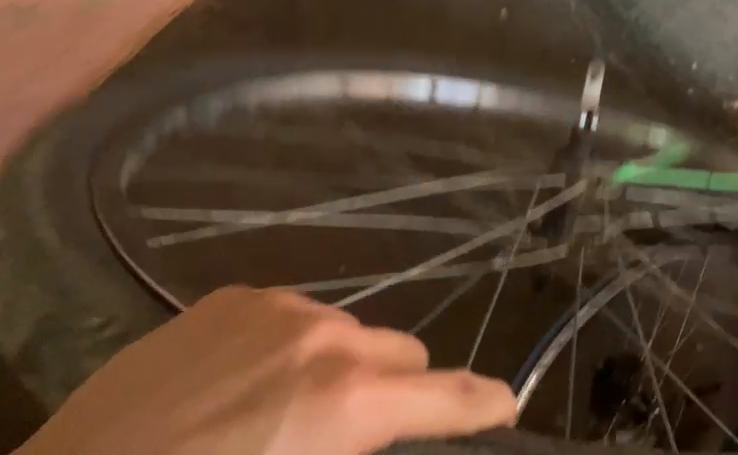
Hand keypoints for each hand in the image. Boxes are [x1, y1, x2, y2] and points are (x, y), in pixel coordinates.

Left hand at [17, 286, 517, 454]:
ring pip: (350, 332)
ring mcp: (280, 308)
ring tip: (284, 410)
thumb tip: (373, 429)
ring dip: (342, 366)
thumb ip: (357, 444)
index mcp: (350, 402)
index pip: (449, 395)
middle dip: (398, 390)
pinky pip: (295, 316)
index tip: (504, 405)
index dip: (484, 403)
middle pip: (406, 352)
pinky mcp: (233, 297)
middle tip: (355, 431)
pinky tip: (241, 384)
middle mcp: (330, 338)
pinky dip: (292, 347)